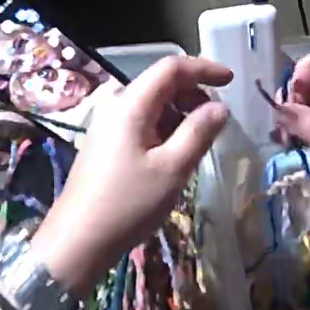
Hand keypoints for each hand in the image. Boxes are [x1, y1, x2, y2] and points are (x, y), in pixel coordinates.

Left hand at [30, 56, 230, 290]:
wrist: (77, 241)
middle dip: (194, 94)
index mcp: (131, 104)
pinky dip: (165, 128)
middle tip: (217, 121)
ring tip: (198, 143)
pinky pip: (142, 121)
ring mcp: (108, 123)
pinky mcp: (106, 142)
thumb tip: (220, 108)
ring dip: (181, 114)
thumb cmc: (128, 203)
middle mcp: (116, 105)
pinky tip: (175, 154)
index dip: (203, 69)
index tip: (231, 81)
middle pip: (162, 84)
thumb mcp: (173, 168)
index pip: (171, 68)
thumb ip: (199, 132)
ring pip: (153, 104)